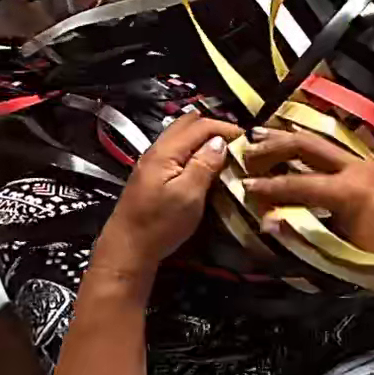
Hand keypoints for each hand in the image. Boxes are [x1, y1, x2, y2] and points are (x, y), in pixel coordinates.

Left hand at [92, 113, 242, 276]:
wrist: (128, 249)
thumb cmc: (160, 224)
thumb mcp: (188, 195)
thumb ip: (204, 165)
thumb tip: (219, 141)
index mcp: (165, 152)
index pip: (199, 126)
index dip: (224, 127)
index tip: (246, 138)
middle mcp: (156, 150)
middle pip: (186, 124)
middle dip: (212, 127)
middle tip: (235, 140)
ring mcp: (151, 162)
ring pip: (180, 136)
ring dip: (202, 137)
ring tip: (224, 149)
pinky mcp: (151, 175)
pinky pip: (176, 150)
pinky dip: (193, 149)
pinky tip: (203, 162)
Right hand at [240, 128, 373, 259]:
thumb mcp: (340, 253)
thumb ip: (301, 233)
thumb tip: (267, 220)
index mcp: (349, 192)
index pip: (297, 183)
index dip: (267, 186)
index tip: (243, 186)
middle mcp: (355, 167)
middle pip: (304, 146)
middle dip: (271, 147)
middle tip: (245, 152)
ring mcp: (363, 160)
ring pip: (317, 139)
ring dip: (286, 137)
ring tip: (259, 137)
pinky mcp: (367, 160)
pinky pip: (330, 145)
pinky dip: (306, 142)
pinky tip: (290, 142)